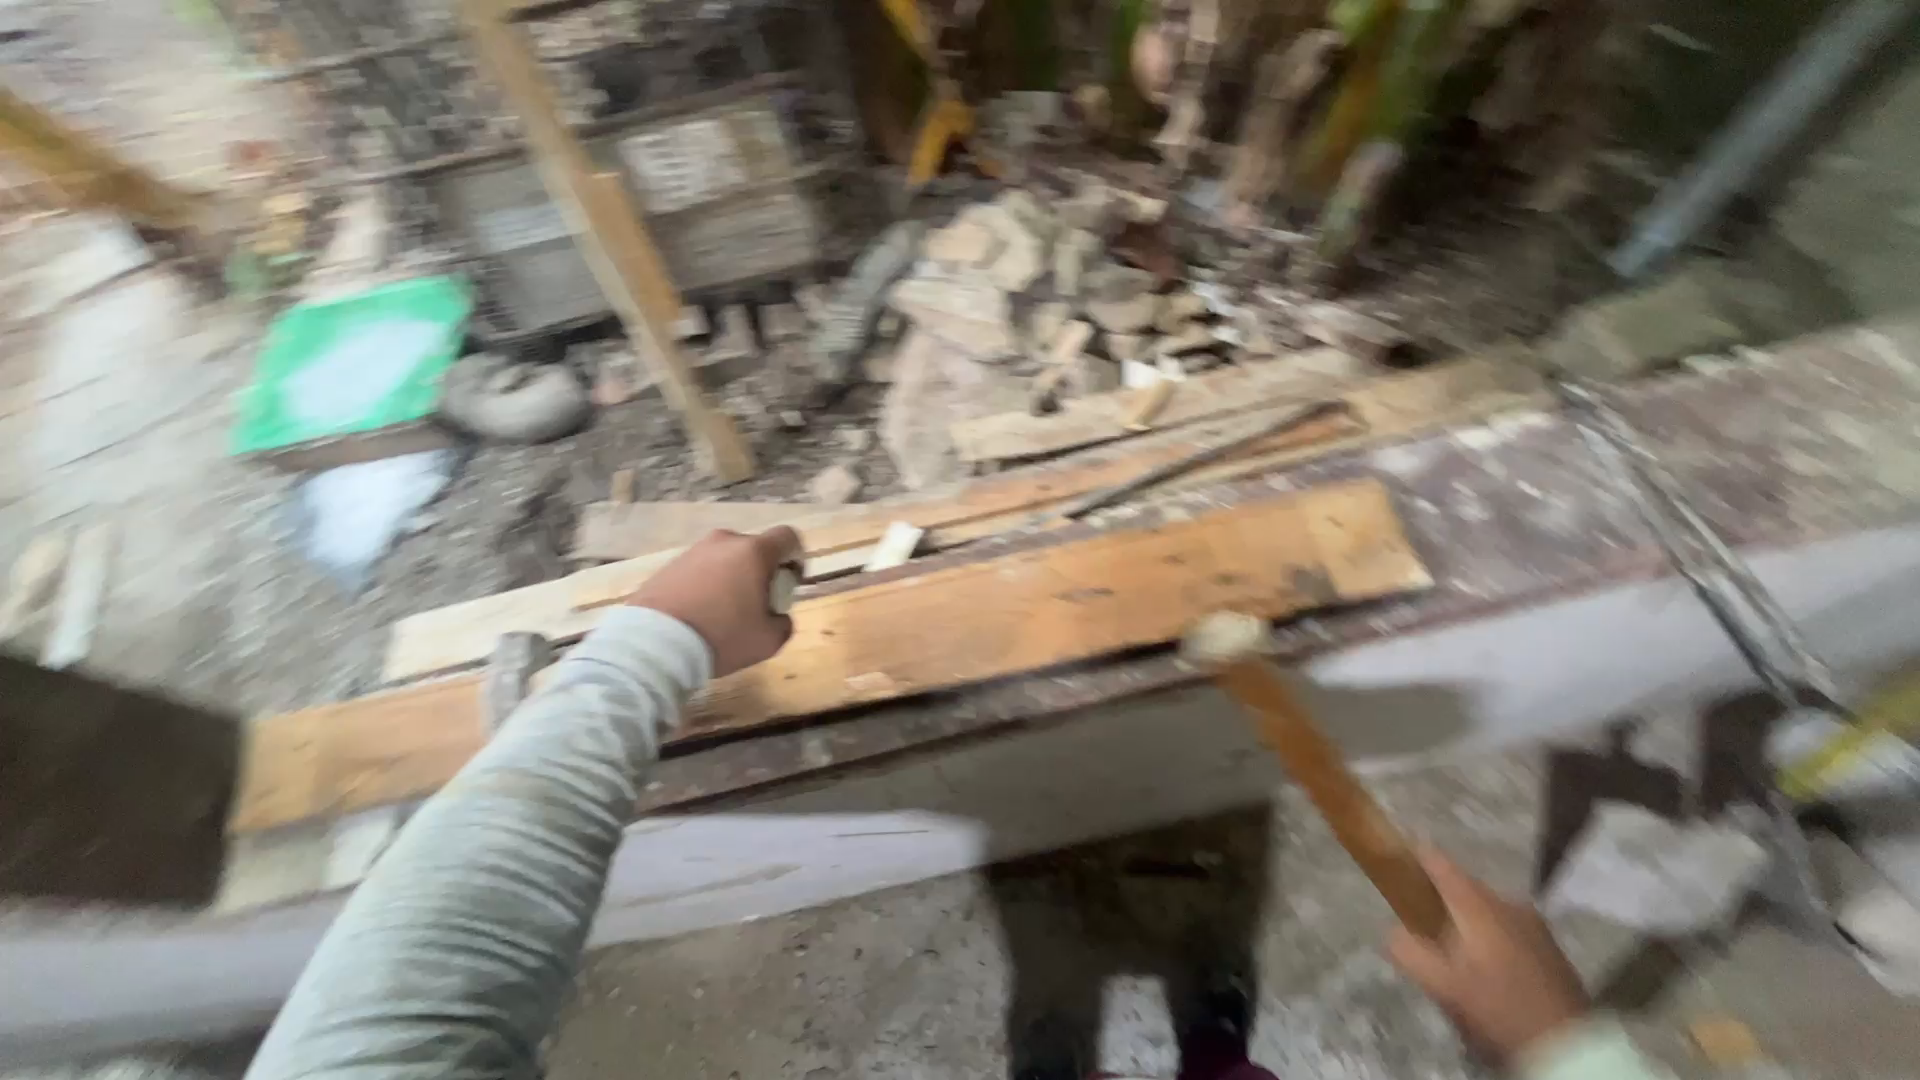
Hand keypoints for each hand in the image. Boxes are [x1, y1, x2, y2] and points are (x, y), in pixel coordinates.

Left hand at [623, 527, 802, 677]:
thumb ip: (783, 622)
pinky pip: (701, 570)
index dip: (796, 557)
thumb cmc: (722, 636)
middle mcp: (724, 542)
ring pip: (726, 559)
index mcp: (754, 552)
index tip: (789, 583)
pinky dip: (707, 585)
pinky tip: (700, 614)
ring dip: (732, 578)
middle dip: (761, 572)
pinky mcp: (669, 565)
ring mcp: (693, 551)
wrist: (654, 644)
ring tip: (724, 613)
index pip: (788, 537)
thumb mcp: (769, 640)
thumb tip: (776, 615)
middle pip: (755, 549)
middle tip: (756, 605)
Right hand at [1387, 851, 1590, 1067]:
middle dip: (1440, 897)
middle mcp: (1507, 902)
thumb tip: (1392, 930)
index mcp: (1477, 903)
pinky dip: (1490, 933)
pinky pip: (1507, 924)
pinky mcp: (1550, 945)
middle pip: (1462, 885)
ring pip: (1486, 906)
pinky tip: (1487, 964)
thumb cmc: (1499, 1009)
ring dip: (1467, 918)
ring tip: (1453, 947)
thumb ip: (1407, 950)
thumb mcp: (1442, 985)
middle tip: (1421, 920)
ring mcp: (1534, 923)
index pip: (1437, 861)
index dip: (1412, 856)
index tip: (1393, 860)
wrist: (1571, 1049)